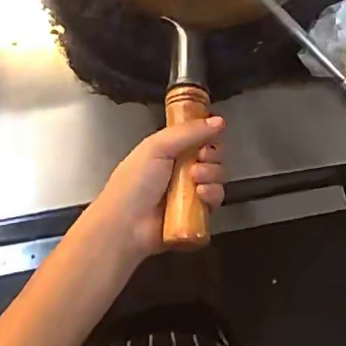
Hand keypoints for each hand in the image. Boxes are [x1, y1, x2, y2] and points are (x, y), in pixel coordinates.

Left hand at [75, 117, 225, 262]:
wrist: (126, 225)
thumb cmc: (134, 182)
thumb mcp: (158, 147)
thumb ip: (189, 131)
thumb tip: (219, 120)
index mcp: (169, 150)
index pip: (199, 137)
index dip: (207, 136)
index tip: (208, 138)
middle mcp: (181, 169)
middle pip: (213, 156)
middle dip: (212, 156)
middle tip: (200, 159)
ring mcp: (189, 192)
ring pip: (217, 178)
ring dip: (212, 175)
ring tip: (195, 180)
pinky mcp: (197, 214)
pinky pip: (216, 201)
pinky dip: (212, 195)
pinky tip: (200, 196)